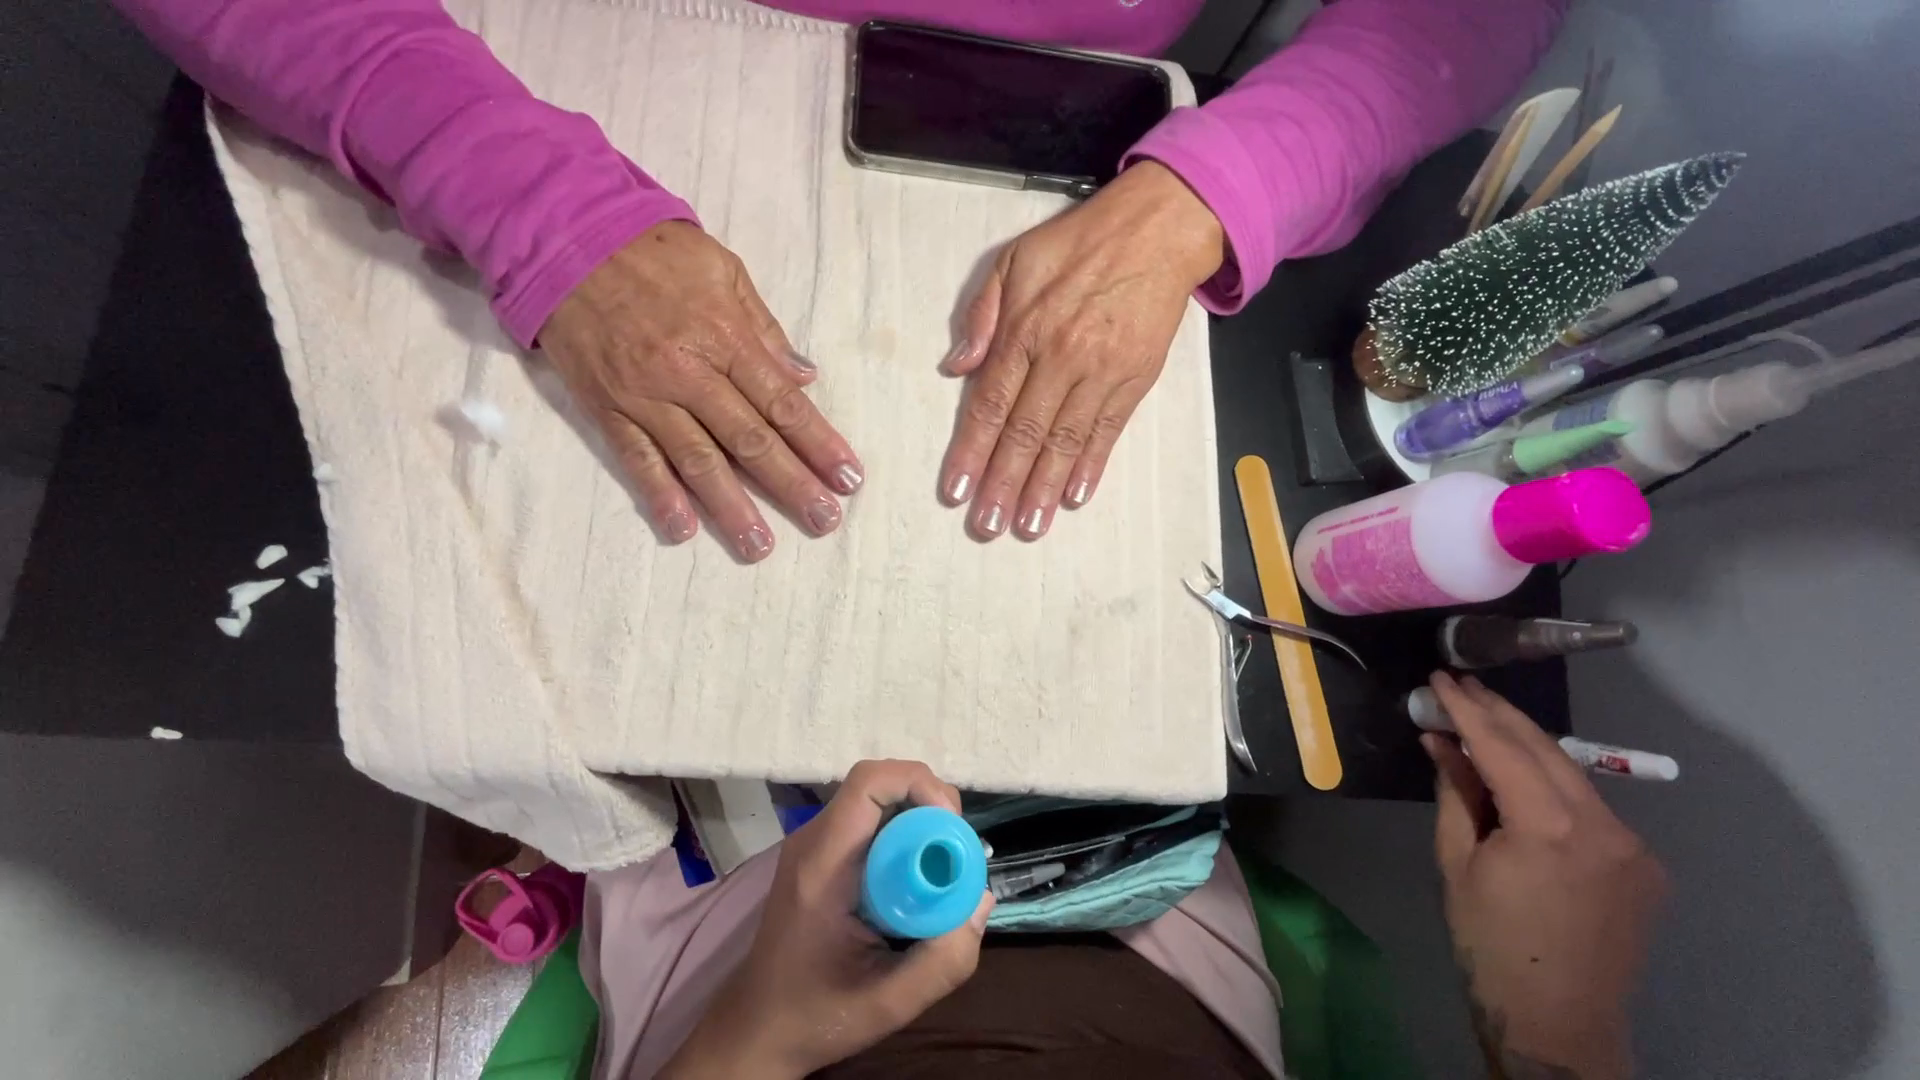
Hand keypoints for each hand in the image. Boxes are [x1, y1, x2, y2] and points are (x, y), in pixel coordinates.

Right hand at [539, 222, 864, 561]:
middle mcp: (690, 374)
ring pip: (698, 460)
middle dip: (792, 485)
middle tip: (824, 521)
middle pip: (750, 441)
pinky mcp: (606, 408)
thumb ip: (767, 330)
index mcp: (727, 339)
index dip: (820, 445)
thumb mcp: (726, 272)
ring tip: (761, 547)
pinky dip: (660, 495)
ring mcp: (646, 396)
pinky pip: (636, 459)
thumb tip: (807, 377)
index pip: (784, 404)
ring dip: (733, 507)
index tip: (849, 478)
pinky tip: (684, 529)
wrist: (564, 232)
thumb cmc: (655, 252)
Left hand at [661, 761, 992, 1078]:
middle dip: (929, 805)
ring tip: (941, 868)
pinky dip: (902, 835)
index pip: (868, 783)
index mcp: (823, 865)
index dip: (919, 785)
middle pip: (879, 785)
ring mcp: (814, 844)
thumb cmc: (816, 1015)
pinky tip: (916, 877)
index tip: (952, 829)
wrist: (757, 1027)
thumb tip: (981, 901)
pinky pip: (870, 821)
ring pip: (877, 800)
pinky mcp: (821, 854)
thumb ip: (944, 961)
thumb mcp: (889, 1003)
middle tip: (955, 854)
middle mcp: (814, 840)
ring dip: (918, 821)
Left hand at [940, 161, 1222, 540]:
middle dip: (1003, 484)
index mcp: (1023, 330)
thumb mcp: (1014, 260)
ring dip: (1043, 487)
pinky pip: (1109, 430)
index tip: (955, 491)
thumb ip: (981, 315)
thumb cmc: (1078, 244)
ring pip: (1065, 440)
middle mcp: (1059, 358)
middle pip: (1024, 432)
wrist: (1158, 229)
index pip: (989, 404)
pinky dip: (1091, 465)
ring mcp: (1100, 372)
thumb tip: (956, 368)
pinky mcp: (1135, 379)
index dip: (971, 452)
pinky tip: (1074, 497)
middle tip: (987, 527)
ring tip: (1028, 527)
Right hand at [1423, 673, 1665, 1079]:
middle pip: (1546, 750)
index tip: (1439, 680)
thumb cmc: (1489, 942)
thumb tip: (1441, 742)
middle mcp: (1605, 827)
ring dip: (1525, 744)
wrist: (1557, 1020)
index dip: (1468, 710)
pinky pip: (1588, 806)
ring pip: (1570, 774)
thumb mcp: (1457, 862)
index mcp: (1551, 829)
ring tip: (1481, 718)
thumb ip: (1456, 793)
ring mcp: (1633, 846)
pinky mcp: (1642, 864)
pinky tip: (1520, 774)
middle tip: (1458, 686)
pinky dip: (1549, 781)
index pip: (1505, 748)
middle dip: (1499, 714)